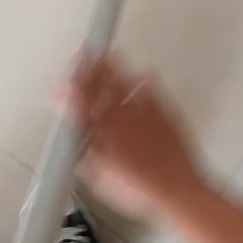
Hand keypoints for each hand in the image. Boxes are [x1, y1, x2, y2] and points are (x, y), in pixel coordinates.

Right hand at [62, 54, 209, 218]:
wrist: (177, 191)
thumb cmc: (138, 188)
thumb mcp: (99, 176)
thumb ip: (84, 152)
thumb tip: (73, 139)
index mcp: (102, 129)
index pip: (81, 98)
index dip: (71, 84)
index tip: (65, 74)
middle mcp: (121, 116)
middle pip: (101, 84)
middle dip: (90, 66)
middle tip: (84, 52)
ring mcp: (144, 112)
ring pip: (125, 83)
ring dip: (115, 67)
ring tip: (109, 54)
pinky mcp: (165, 115)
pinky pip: (153, 91)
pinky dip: (147, 81)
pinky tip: (145, 73)